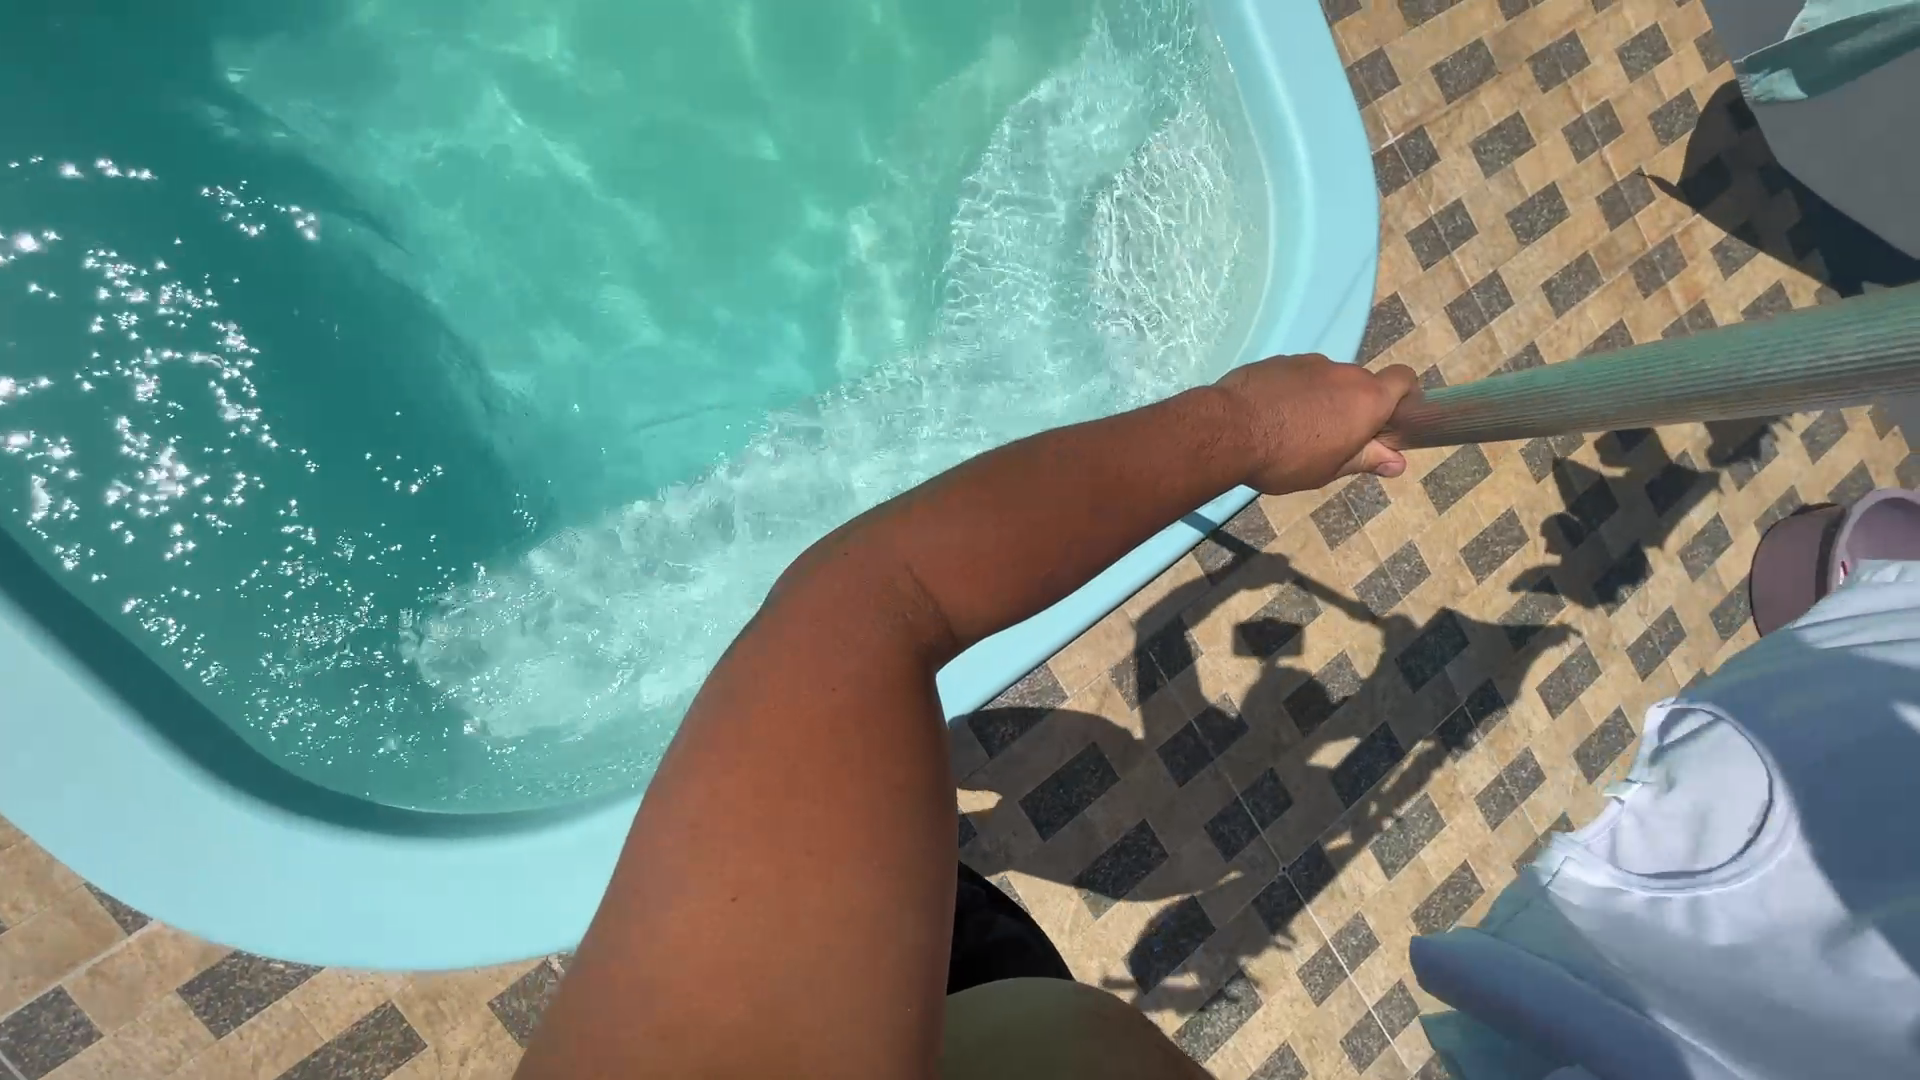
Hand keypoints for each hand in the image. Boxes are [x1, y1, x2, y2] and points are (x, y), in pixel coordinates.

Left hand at [1214, 354, 1418, 494]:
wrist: (1227, 431)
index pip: (1403, 380)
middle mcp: (1343, 373)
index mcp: (1367, 399)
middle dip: (1350, 405)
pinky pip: (1293, 376)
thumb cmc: (1285, 458)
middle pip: (1358, 384)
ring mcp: (1307, 362)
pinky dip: (1289, 391)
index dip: (1401, 396)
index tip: (1385, 419)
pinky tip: (1268, 413)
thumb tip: (1398, 462)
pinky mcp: (1276, 361)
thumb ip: (1364, 459)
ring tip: (1290, 427)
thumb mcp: (1328, 469)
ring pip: (1324, 379)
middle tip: (1328, 436)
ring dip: (1317, 397)